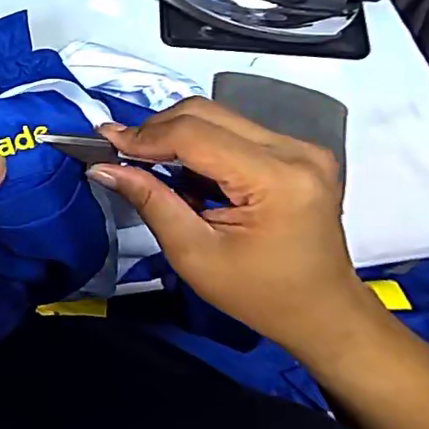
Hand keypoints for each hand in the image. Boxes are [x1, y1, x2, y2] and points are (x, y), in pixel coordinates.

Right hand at [87, 98, 380, 357]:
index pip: (194, 135)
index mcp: (277, 180)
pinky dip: (197, 143)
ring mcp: (300, 148)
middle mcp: (295, 152)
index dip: (144, 135)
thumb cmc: (260, 295)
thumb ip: (150, 201)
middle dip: (155, 130)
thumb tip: (103, 167)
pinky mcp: (296, 151)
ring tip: (149, 163)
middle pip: (205, 114)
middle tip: (122, 154)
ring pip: (216, 116)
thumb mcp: (194, 254)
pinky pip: (231, 129)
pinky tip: (184, 171)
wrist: (325, 315)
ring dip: (174, 134)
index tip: (104, 142)